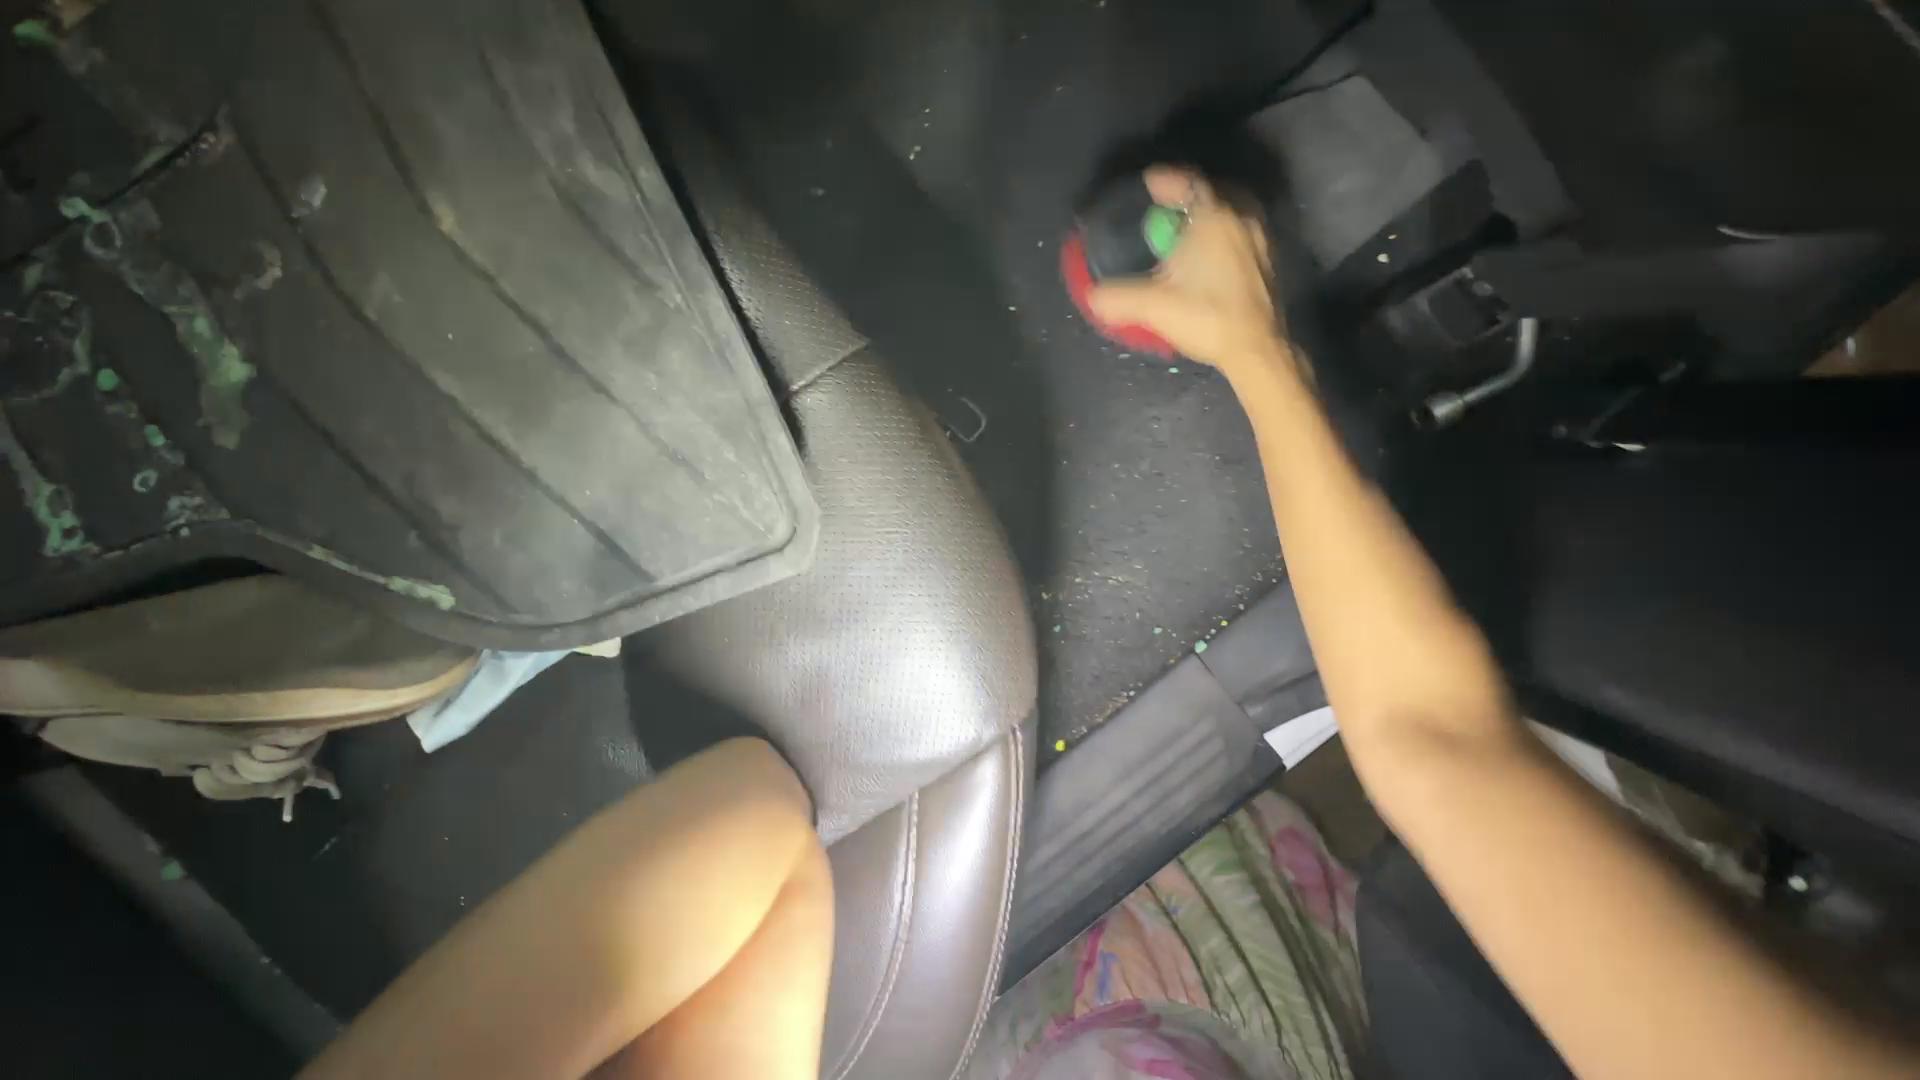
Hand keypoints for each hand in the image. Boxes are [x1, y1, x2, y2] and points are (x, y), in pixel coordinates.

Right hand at [1088, 167, 1290, 377]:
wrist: (1256, 349)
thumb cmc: (1206, 317)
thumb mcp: (1153, 307)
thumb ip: (1118, 297)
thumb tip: (1092, 295)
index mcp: (1213, 218)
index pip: (1188, 183)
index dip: (1166, 179)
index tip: (1148, 183)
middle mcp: (1241, 218)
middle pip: (1213, 191)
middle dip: (1188, 195)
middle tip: (1166, 208)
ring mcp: (1259, 238)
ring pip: (1231, 210)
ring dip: (1208, 213)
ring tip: (1187, 229)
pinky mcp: (1267, 260)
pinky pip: (1241, 231)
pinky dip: (1223, 232)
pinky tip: (1208, 253)